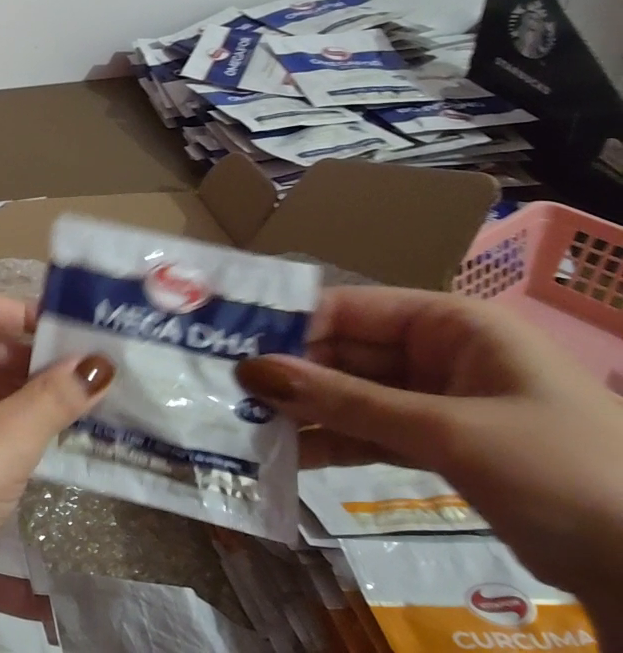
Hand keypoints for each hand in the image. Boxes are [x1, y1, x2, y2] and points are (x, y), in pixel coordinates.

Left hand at [0, 296, 112, 652]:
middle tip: (95, 364)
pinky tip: (55, 421)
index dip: (25, 314)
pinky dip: (8, 412)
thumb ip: (55, 396)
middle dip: (31, 355)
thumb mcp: (7, 437)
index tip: (79, 325)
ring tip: (86, 391)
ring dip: (25, 386)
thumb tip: (102, 364)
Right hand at [235, 286, 622, 612]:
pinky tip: (282, 456)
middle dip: (285, 374)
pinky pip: (369, 432)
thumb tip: (246, 371)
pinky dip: (330, 442)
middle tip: (217, 390)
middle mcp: (441, 353)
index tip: (221, 345)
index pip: (346, 308)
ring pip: (350, 395)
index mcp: (453, 325)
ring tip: (237, 424)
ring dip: (301, 412)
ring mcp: (441, 402)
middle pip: (341, 353)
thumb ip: (342, 400)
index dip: (283, 324)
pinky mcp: (441, 446)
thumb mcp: (447, 431)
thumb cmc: (563, 471)